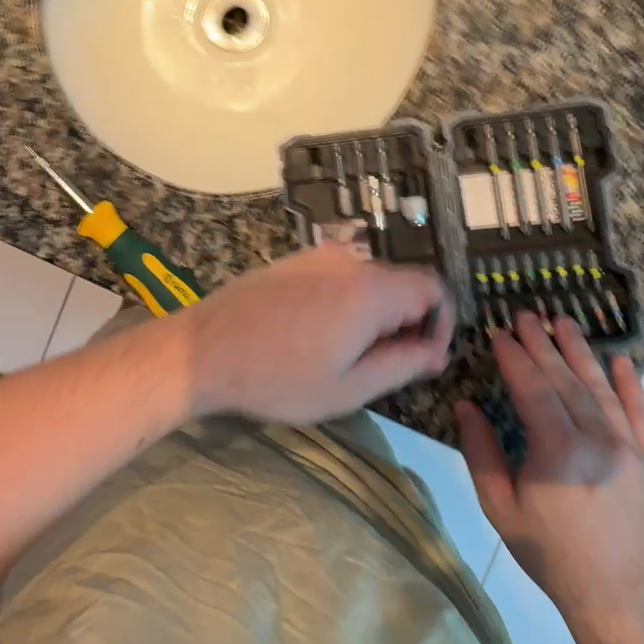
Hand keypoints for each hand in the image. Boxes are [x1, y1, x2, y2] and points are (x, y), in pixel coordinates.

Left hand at [179, 245, 451, 424]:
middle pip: (400, 282)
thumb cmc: (278, 377)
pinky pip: (337, 277)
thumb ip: (402, 365)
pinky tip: (317, 337)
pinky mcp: (290, 262)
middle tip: (382, 367)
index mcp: (369, 288)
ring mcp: (313, 256)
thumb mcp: (348, 387)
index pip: (433, 287)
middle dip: (405, 322)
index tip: (422, 360)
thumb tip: (437, 352)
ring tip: (346, 357)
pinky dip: (345, 303)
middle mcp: (346, 260)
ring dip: (373, 315)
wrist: (202, 350)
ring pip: (367, 280)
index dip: (441, 324)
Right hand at [456, 314, 643, 643]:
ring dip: (580, 352)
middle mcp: (597, 441)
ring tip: (564, 322)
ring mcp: (629, 449)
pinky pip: (641, 414)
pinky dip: (631, 385)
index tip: (498, 333)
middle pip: (565, 380)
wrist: (620, 599)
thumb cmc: (551, 555)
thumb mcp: (500, 508)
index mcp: (558, 451)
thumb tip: (467, 407)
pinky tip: (621, 361)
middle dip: (542, 344)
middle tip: (526, 314)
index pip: (532, 388)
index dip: (514, 357)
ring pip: (600, 388)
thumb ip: (482, 453)